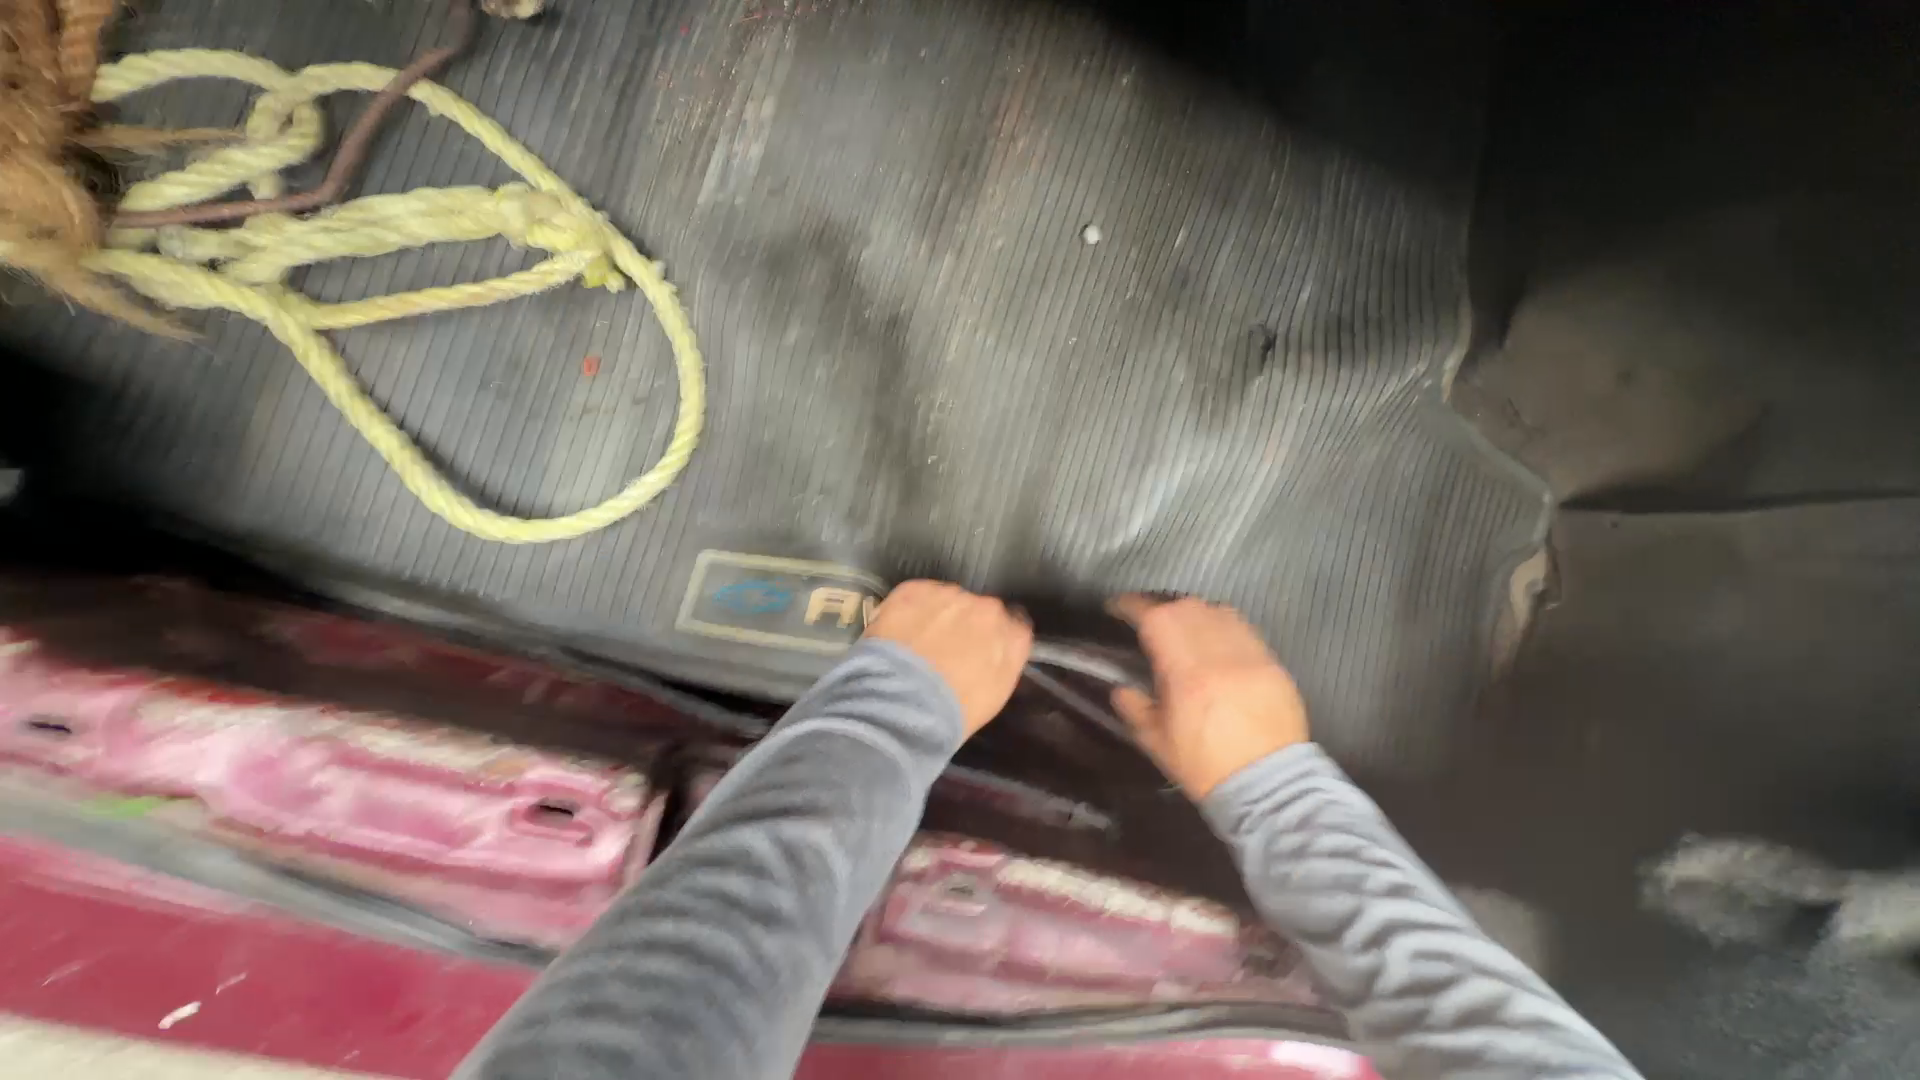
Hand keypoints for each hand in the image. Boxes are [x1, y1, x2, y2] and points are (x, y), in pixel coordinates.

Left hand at [864, 580, 1032, 736]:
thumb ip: (1005, 662)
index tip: (979, 648)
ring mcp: (951, 595)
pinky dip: (910, 609)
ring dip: (937, 615)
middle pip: (979, 609)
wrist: (903, 702)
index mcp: (1014, 637)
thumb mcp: (995, 695)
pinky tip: (899, 633)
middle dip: (965, 624)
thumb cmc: (953, 711)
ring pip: (947, 600)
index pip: (1013, 625)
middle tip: (944, 649)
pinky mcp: (915, 590)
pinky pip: (917, 594)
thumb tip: (997, 649)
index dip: (993, 636)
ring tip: (916, 644)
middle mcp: (987, 608)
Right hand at [1109, 594, 1309, 797]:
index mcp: (1187, 675)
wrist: (1269, 788)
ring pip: (1218, 611)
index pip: (1156, 620)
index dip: (1133, 605)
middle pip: (1187, 607)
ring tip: (1182, 625)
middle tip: (1147, 618)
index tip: (1118, 607)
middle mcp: (1220, 656)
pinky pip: (1244, 629)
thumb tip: (1121, 687)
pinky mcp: (1273, 664)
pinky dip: (1223, 625)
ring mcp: (1251, 656)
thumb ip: (1134, 708)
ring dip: (1193, 611)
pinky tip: (1215, 640)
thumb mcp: (1156, 742)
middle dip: (1161, 606)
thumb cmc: (1205, 767)